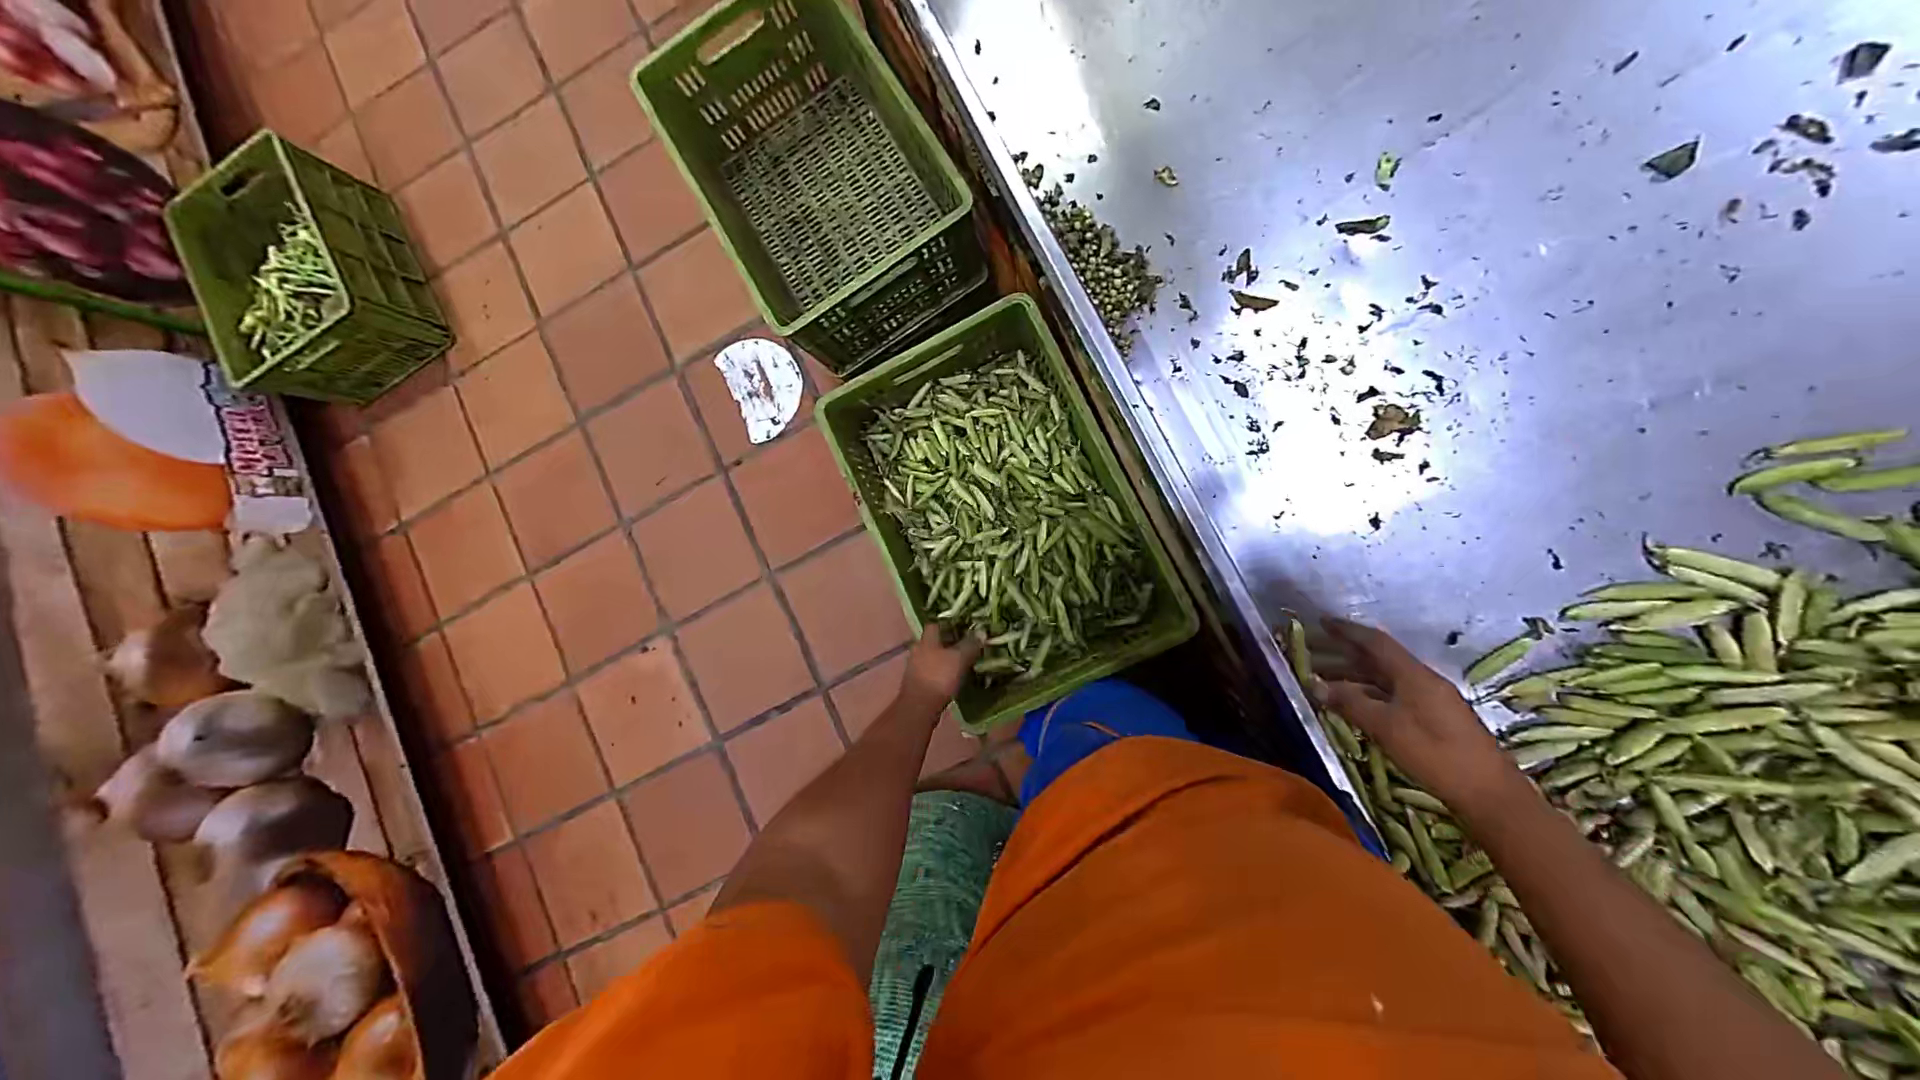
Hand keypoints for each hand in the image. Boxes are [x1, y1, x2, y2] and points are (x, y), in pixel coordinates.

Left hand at [898, 624, 981, 710]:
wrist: (920, 707)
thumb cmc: (939, 677)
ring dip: (947, 657)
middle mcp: (918, 649)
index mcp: (926, 639)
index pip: (937, 623)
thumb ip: (971, 644)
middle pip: (935, 640)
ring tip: (965, 659)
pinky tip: (955, 676)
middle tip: (969, 643)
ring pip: (934, 656)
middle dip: (950, 641)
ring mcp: (916, 667)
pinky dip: (943, 671)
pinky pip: (933, 671)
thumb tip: (981, 631)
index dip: (951, 622)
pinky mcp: (918, 682)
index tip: (966, 625)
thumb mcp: (959, 658)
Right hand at [1314, 617, 1520, 817]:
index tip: (1321, 622)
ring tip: (1321, 678)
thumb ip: (1350, 702)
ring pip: (1383, 679)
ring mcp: (1429, 700)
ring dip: (1352, 675)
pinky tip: (1350, 703)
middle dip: (1343, 652)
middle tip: (1311, 651)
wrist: (1488, 793)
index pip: (1376, 643)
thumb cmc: (1435, 754)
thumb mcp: (1386, 727)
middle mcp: (1422, 681)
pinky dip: (1366, 694)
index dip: (1347, 630)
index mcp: (1414, 676)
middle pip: (1378, 659)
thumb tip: (1315, 684)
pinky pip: (1391, 695)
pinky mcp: (1432, 719)